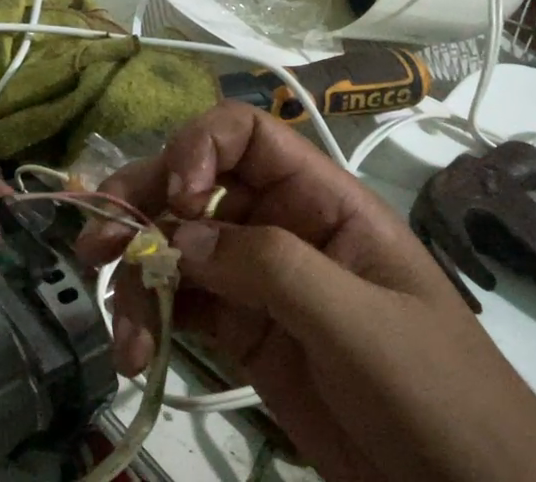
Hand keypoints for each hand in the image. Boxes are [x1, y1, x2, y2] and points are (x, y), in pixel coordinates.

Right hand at [75, 102, 535, 481]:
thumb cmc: (439, 397)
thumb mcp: (361, 324)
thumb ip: (270, 267)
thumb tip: (177, 234)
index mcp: (321, 204)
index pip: (245, 137)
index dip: (199, 148)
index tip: (175, 198)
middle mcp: (279, 228)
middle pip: (191, 188)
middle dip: (139, 209)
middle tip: (96, 244)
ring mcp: (255, 281)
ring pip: (172, 249)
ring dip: (134, 276)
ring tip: (119, 326)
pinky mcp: (239, 331)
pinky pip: (176, 304)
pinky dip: (145, 320)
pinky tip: (136, 353)